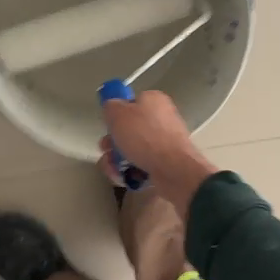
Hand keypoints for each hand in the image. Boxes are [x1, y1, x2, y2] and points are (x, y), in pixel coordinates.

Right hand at [98, 89, 219, 211]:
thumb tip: (113, 110)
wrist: (173, 169)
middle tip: (107, 151)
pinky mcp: (165, 163)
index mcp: (153, 100)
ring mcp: (165, 143)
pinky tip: (125, 178)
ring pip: (133, 150)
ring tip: (114, 170)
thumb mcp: (118, 113)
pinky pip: (142, 165)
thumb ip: (110, 107)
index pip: (130, 103)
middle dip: (112, 143)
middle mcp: (162, 118)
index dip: (116, 116)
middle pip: (129, 130)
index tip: (108, 128)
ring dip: (117, 161)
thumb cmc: (144, 136)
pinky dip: (131, 172)